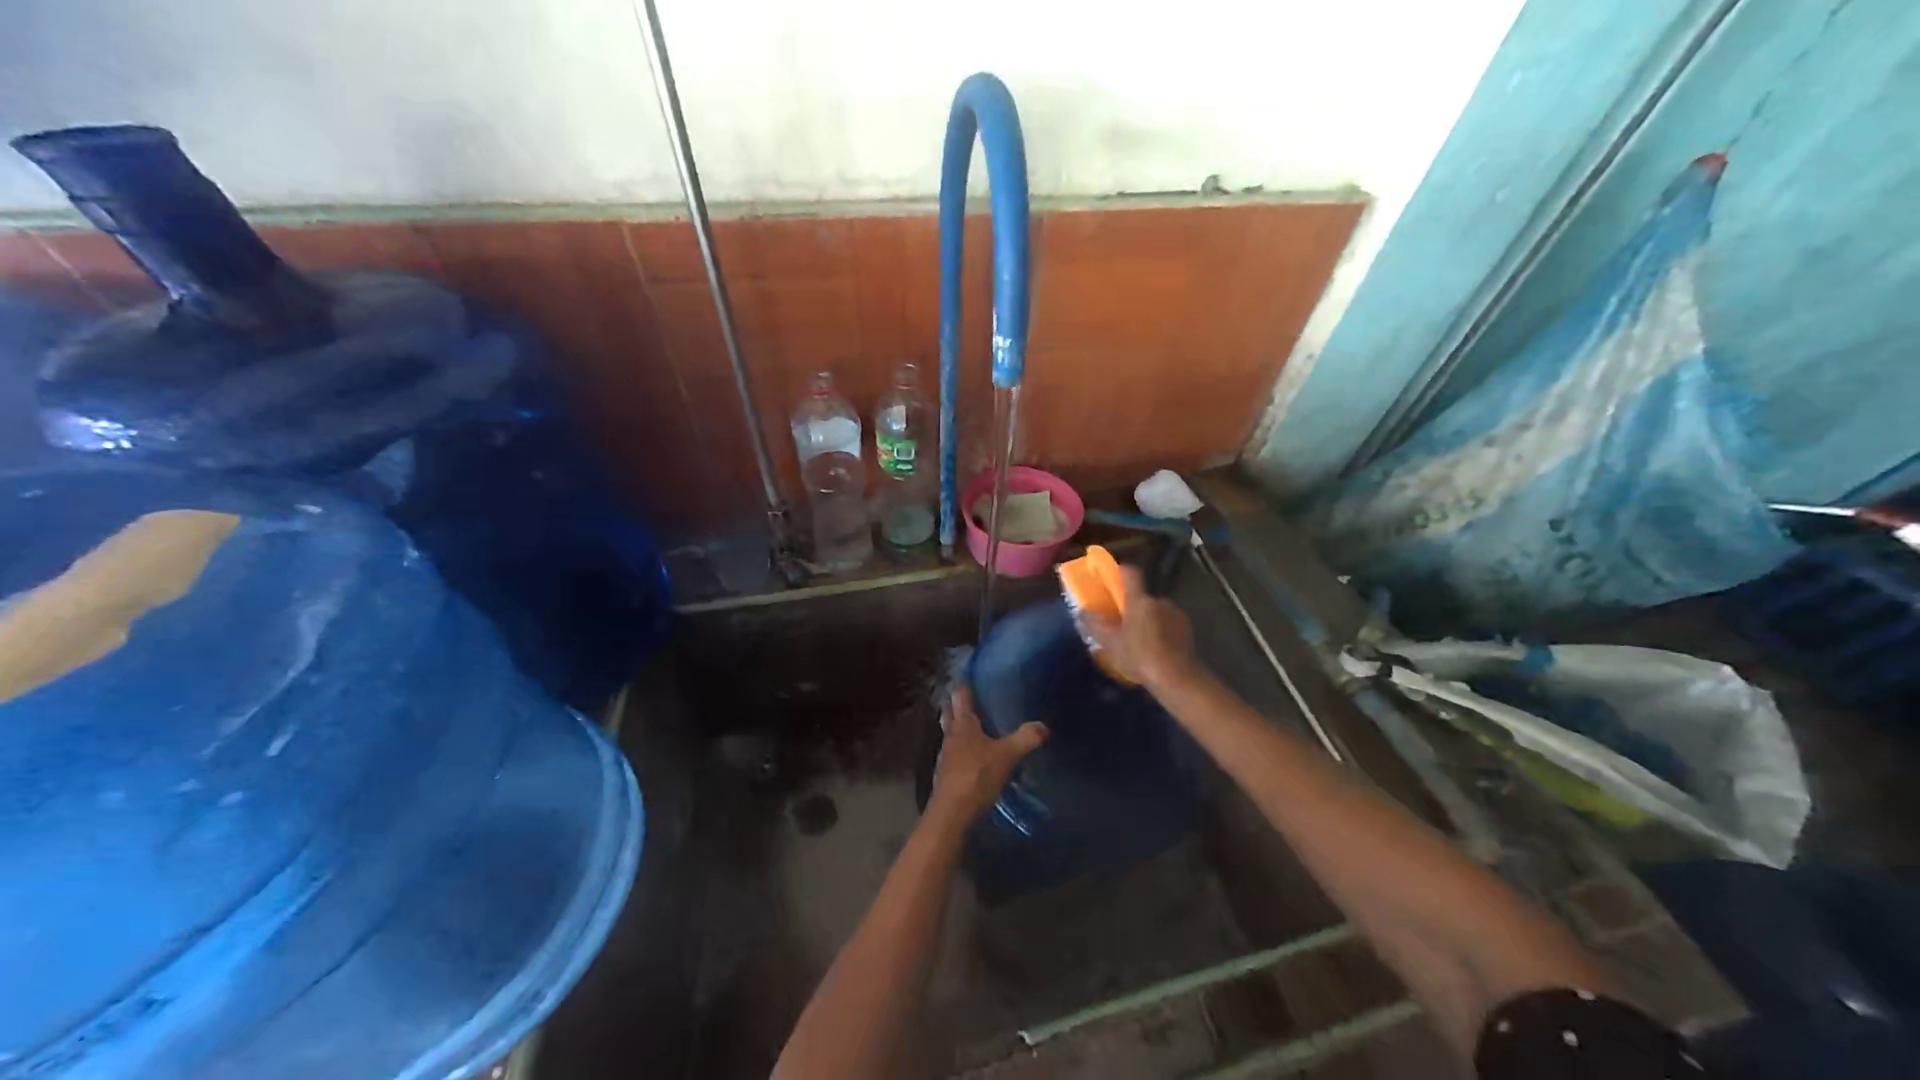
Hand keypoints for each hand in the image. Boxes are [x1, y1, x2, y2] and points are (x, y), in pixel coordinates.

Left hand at [930, 685, 1046, 822]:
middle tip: (975, 699)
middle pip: (952, 714)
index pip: (961, 696)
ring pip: (953, 735)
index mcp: (963, 724)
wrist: (952, 813)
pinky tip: (977, 757)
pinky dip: (965, 751)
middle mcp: (951, 736)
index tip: (970, 673)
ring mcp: (946, 756)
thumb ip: (1025, 738)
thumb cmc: (977, 776)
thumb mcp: (1007, 755)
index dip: (965, 684)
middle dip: (960, 706)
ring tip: (980, 728)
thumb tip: (1043, 726)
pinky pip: (957, 755)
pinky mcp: (947, 775)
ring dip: (962, 730)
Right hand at [1081, 564, 1201, 689]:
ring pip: (1156, 611)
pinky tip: (1156, 650)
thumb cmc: (1138, 656)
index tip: (1112, 580)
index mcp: (1139, 600)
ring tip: (1140, 642)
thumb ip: (1095, 624)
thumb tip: (1082, 611)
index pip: (1130, 572)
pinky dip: (1161, 631)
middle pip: (1141, 596)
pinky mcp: (1187, 629)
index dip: (1120, 572)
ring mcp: (1175, 614)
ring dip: (1148, 620)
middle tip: (1122, 625)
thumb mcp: (1110, 643)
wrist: (1176, 678)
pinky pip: (1169, 623)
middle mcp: (1159, 600)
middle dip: (1132, 607)